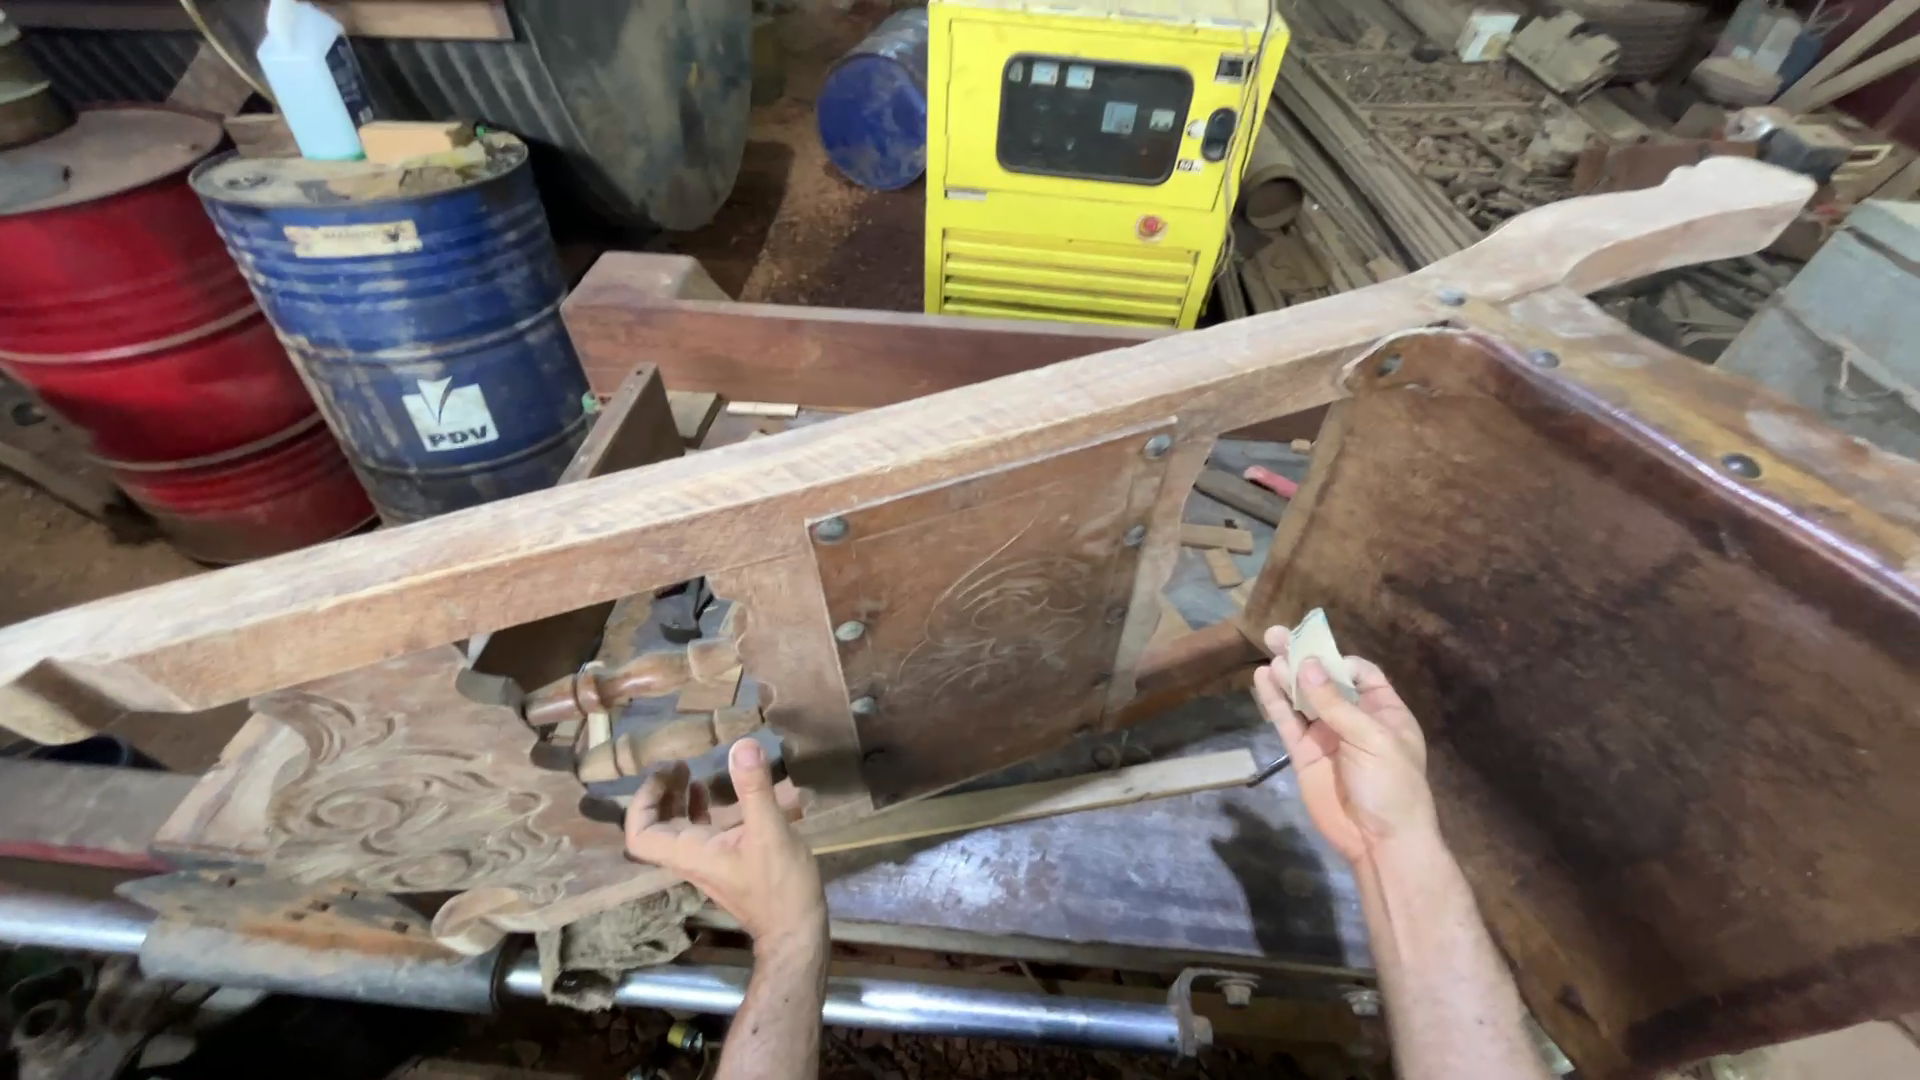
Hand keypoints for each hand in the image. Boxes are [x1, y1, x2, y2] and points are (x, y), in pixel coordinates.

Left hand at [625, 739, 826, 956]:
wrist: (795, 929)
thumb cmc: (779, 884)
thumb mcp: (769, 831)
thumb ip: (754, 789)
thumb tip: (742, 745)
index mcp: (691, 854)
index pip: (640, 835)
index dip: (643, 802)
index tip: (665, 773)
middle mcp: (692, 859)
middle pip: (655, 828)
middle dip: (660, 794)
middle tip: (677, 764)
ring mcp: (708, 862)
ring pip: (677, 829)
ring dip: (677, 800)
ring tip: (689, 771)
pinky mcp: (726, 861)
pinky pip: (701, 831)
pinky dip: (702, 809)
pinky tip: (716, 792)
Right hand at [1251, 626, 1437, 865]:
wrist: (1379, 842)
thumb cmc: (1392, 786)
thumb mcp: (1372, 739)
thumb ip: (1335, 703)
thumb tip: (1307, 664)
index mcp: (1384, 712)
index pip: (1360, 675)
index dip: (1337, 660)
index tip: (1316, 652)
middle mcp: (1353, 719)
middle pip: (1324, 680)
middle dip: (1302, 657)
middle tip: (1275, 634)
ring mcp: (1326, 735)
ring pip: (1301, 698)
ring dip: (1285, 676)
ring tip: (1268, 653)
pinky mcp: (1303, 753)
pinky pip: (1287, 721)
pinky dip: (1274, 701)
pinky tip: (1262, 680)